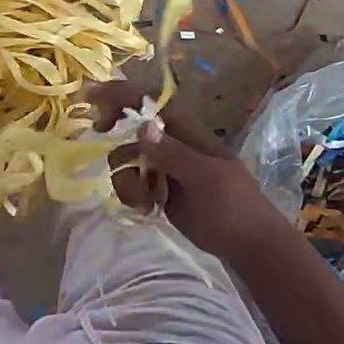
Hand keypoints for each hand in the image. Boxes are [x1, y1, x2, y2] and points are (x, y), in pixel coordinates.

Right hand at [88, 80, 285, 257]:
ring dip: (126, 177)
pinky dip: (131, 193)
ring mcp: (167, 171)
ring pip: (128, 160)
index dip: (122, 95)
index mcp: (189, 134)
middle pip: (132, 130)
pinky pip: (134, 184)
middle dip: (116, 137)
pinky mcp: (161, 193)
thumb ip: (174, 153)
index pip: (151, 103)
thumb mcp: (207, 179)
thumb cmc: (235, 209)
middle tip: (102, 143)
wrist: (251, 247)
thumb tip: (142, 125)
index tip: (91, 96)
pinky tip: (147, 208)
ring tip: (144, 200)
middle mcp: (174, 147)